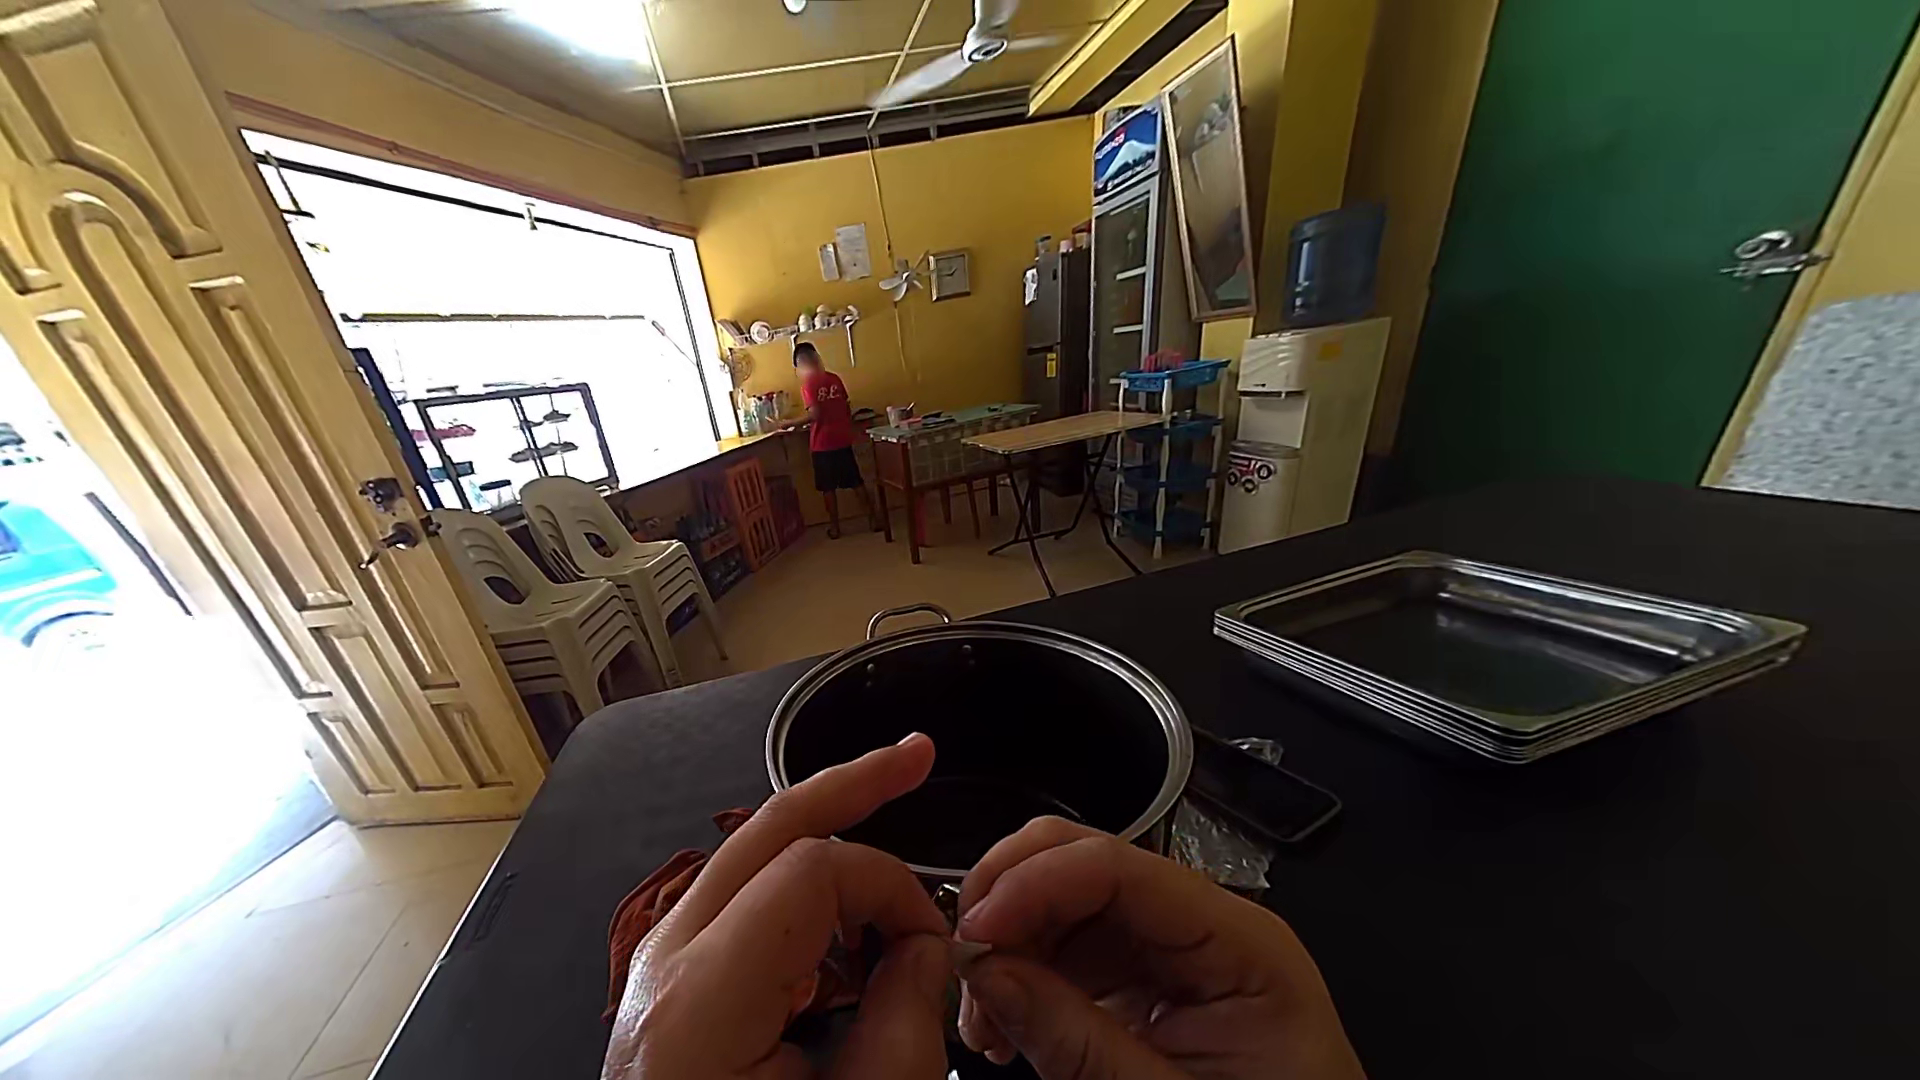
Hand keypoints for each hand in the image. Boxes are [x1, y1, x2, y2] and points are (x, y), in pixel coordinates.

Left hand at [604, 734, 950, 1079]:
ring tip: (890, 803)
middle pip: (773, 822)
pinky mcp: (679, 974)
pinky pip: (753, 889)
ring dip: (833, 822)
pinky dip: (812, 876)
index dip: (889, 887)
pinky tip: (851, 897)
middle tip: (916, 755)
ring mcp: (665, 961)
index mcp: (697, 1002)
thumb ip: (905, 1014)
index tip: (933, 941)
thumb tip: (924, 940)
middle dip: (854, 781)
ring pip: (760, 845)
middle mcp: (666, 961)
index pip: (813, 871)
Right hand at [955, 817, 1365, 1079]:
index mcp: (1238, 940)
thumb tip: (985, 972)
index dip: (1035, 883)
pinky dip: (1023, 969)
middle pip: (1083, 860)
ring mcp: (1168, 942)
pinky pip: (1067, 943)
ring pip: (1063, 897)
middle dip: (1011, 897)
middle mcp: (1199, 919)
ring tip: (980, 1014)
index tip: (975, 930)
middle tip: (965, 960)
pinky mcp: (1143, 970)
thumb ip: (1074, 1042)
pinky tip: (1002, 1018)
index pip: (1118, 867)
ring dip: (1008, 938)